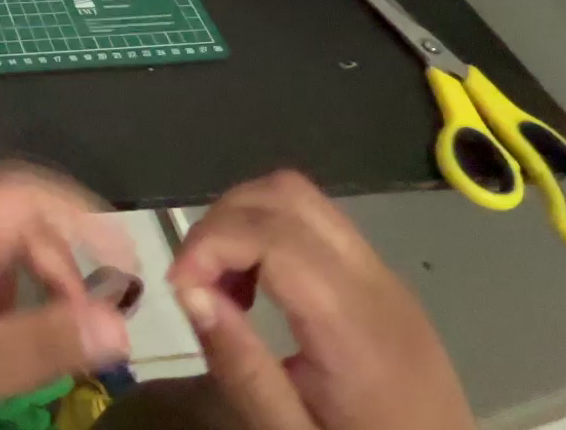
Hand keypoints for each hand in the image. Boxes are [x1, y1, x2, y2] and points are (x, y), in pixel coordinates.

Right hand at [166, 172, 474, 429]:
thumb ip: (242, 369)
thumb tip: (189, 291)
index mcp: (358, 331)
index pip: (275, 237)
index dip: (211, 242)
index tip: (178, 286)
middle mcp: (378, 286)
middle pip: (287, 195)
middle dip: (222, 220)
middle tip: (195, 279)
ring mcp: (387, 277)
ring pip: (299, 197)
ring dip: (243, 221)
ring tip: (223, 282)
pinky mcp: (383, 280)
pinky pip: (314, 222)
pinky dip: (266, 231)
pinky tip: (256, 285)